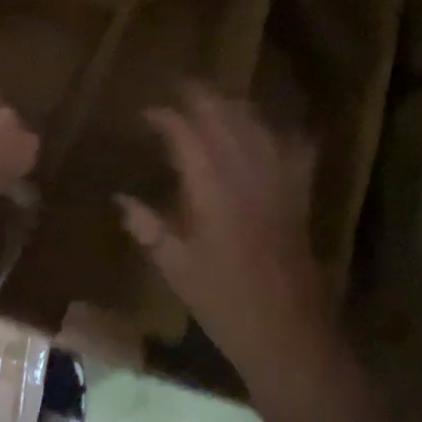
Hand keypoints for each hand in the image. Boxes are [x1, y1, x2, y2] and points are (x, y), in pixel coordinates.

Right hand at [117, 85, 329, 376]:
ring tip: (214, 99)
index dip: (166, 117)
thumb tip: (122, 199)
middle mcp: (248, 177)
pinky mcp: (299, 199)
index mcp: (213, 191)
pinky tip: (269, 130)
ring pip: (259, 128)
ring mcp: (280, 185)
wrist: (290, 335)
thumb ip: (148, 228)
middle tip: (178, 87)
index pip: (187, 135)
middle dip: (201, 97)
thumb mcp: (175, 267)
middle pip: (226, 119)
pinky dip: (279, 133)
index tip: (146, 112)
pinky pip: (294, 152)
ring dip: (236, 108)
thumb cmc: (224, 302)